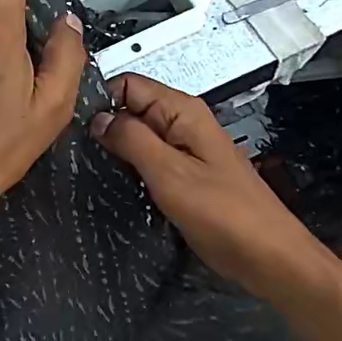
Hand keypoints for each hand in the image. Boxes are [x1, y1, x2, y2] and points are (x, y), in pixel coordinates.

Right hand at [90, 74, 324, 290]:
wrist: (268, 256)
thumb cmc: (224, 214)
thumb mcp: (171, 174)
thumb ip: (133, 140)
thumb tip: (98, 118)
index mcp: (183, 112)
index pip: (128, 84)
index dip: (100, 101)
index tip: (73, 127)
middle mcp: (184, 124)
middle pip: (131, 110)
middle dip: (106, 129)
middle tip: (77, 155)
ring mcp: (186, 151)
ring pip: (139, 139)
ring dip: (118, 153)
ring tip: (92, 173)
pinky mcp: (186, 177)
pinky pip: (151, 163)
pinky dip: (134, 172)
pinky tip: (118, 188)